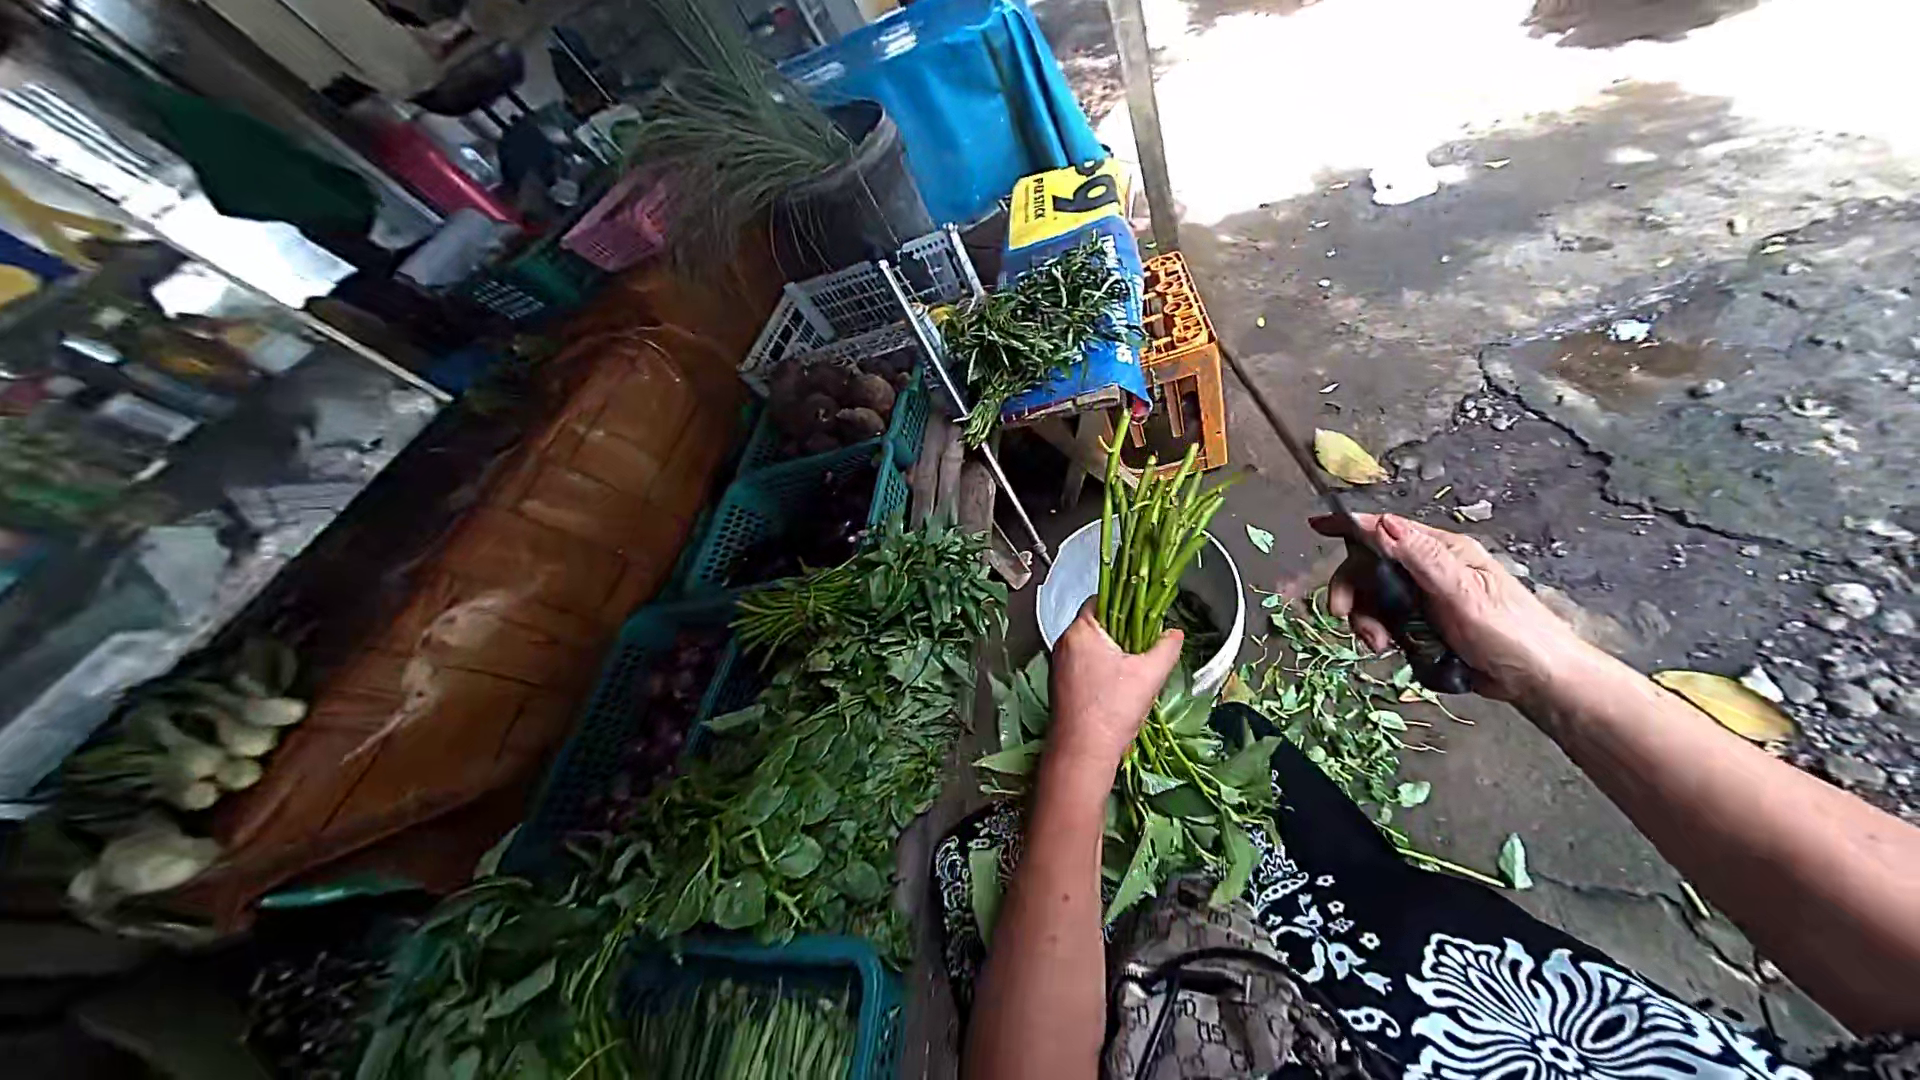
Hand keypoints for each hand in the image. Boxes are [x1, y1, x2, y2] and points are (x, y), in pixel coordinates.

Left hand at [1047, 600, 1183, 773]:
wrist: (1082, 751)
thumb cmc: (1110, 711)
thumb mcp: (1149, 675)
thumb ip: (1166, 647)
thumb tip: (1175, 633)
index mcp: (1081, 631)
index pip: (1100, 599)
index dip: (1124, 600)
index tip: (1143, 608)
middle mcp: (1064, 643)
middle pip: (1097, 622)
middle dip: (1121, 629)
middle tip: (1144, 640)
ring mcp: (1060, 663)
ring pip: (1090, 645)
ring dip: (1112, 650)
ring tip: (1135, 665)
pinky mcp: (1061, 682)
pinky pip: (1083, 663)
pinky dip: (1101, 667)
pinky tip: (1119, 683)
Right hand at [1313, 513, 1592, 701]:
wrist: (1538, 681)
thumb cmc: (1511, 633)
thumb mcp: (1464, 592)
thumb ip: (1422, 557)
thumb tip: (1383, 524)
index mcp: (1441, 551)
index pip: (1387, 529)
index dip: (1350, 526)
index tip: (1317, 525)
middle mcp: (1427, 569)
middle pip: (1368, 566)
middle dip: (1351, 589)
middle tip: (1341, 613)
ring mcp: (1422, 596)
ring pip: (1371, 597)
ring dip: (1363, 618)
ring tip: (1377, 643)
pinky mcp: (1419, 622)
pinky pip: (1382, 620)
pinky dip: (1375, 632)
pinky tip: (1386, 647)